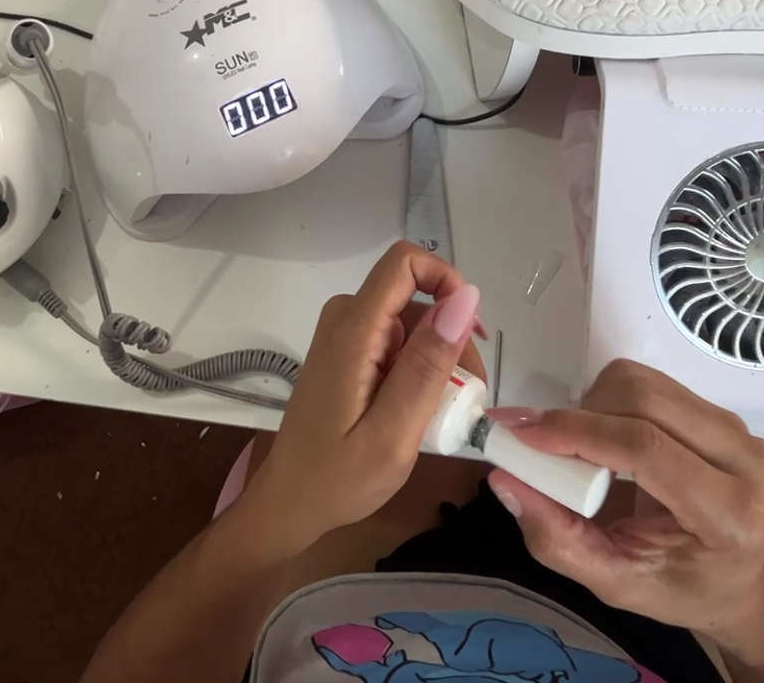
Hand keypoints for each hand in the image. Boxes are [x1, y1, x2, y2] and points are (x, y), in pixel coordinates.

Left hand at [238, 242, 481, 552]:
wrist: (291, 500)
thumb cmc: (339, 478)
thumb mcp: (394, 432)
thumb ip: (428, 364)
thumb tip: (464, 299)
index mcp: (353, 331)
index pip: (404, 263)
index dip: (446, 281)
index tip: (472, 334)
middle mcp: (346, 318)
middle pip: (417, 299)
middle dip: (451, 341)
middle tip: (464, 401)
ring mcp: (345, 334)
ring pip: (413, 323)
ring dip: (439, 361)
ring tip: (445, 416)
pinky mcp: (349, 351)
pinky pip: (397, 342)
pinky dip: (419, 370)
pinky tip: (422, 412)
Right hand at [487, 360, 763, 648]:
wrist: (737, 583)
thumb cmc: (679, 589)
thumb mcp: (613, 584)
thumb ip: (556, 538)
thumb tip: (503, 478)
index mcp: (729, 516)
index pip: (646, 448)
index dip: (578, 432)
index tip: (522, 435)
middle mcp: (746, 462)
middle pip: (642, 400)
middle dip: (579, 415)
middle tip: (546, 447)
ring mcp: (738, 432)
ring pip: (641, 382)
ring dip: (593, 404)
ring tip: (583, 448)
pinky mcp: (721, 414)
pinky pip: (648, 382)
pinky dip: (608, 399)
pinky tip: (608, 436)